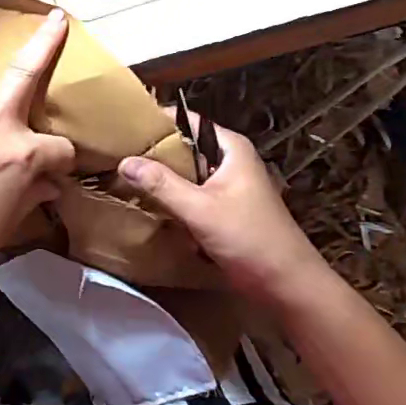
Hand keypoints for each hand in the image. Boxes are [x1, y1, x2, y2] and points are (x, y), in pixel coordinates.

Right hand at [117, 117, 332, 306]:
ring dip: (163, 177)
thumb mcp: (201, 209)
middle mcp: (230, 161)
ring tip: (125, 177)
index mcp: (231, 148)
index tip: (125, 128)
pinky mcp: (224, 209)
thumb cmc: (249, 238)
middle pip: (186, 147)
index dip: (158, 122)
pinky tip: (149, 204)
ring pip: (188, 173)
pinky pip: (192, 194)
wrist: (286, 283)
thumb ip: (162, 184)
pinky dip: (173, 197)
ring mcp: (228, 186)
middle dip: (156, 152)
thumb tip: (125, 161)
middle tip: (118, 155)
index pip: (188, 121)